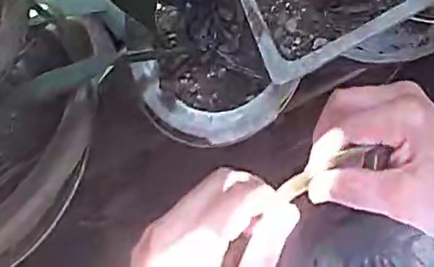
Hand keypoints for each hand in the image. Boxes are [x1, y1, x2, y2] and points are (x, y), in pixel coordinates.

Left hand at [132, 168, 299, 266]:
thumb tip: (285, 215)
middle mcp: (166, 230)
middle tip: (268, 218)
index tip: (281, 210)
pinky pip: (186, 208)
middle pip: (218, 180)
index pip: (237, 189)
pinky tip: (223, 239)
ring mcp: (152, 235)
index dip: (266, 195)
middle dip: (248, 191)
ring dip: (230, 200)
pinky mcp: (148, 243)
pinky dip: (210, 213)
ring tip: (248, 231)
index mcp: (191, 243)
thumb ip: (263, 252)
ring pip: (202, 190)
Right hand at [306, 82, 433, 266]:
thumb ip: (356, 189)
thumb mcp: (403, 202)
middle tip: (320, 172)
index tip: (313, 176)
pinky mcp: (405, 108)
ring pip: (352, 105)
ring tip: (338, 170)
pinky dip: (353, 135)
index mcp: (404, 112)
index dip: (323, 149)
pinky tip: (358, 161)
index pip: (346, 121)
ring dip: (339, 135)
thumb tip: (320, 184)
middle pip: (344, 103)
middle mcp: (403, 95)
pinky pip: (365, 112)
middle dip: (326, 137)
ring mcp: (404, 98)